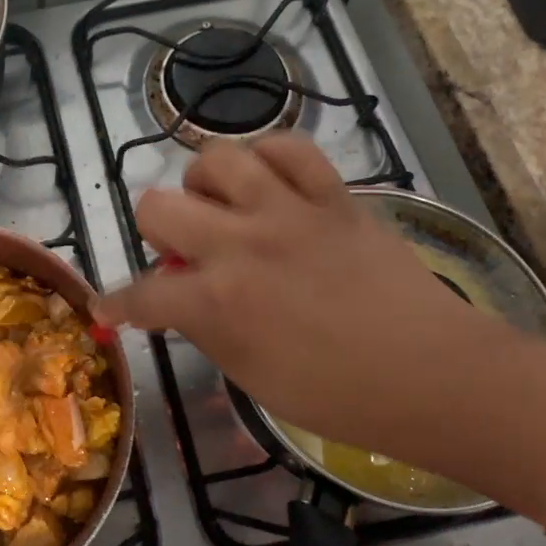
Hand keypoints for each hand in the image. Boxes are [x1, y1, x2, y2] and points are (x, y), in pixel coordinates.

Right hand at [95, 134, 506, 439]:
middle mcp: (242, 245)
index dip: (117, 305)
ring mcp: (289, 212)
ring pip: (216, 160)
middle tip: (182, 251)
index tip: (108, 309)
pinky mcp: (334, 196)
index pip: (142, 295)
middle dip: (154, 231)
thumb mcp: (255, 378)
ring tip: (222, 207)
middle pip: (157, 206)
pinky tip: (270, 182)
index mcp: (218, 303)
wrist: (437, 377)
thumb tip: (180, 300)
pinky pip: (289, 148)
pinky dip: (270, 159)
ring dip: (205, 185)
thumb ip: (207, 330)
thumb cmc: (342, 397)